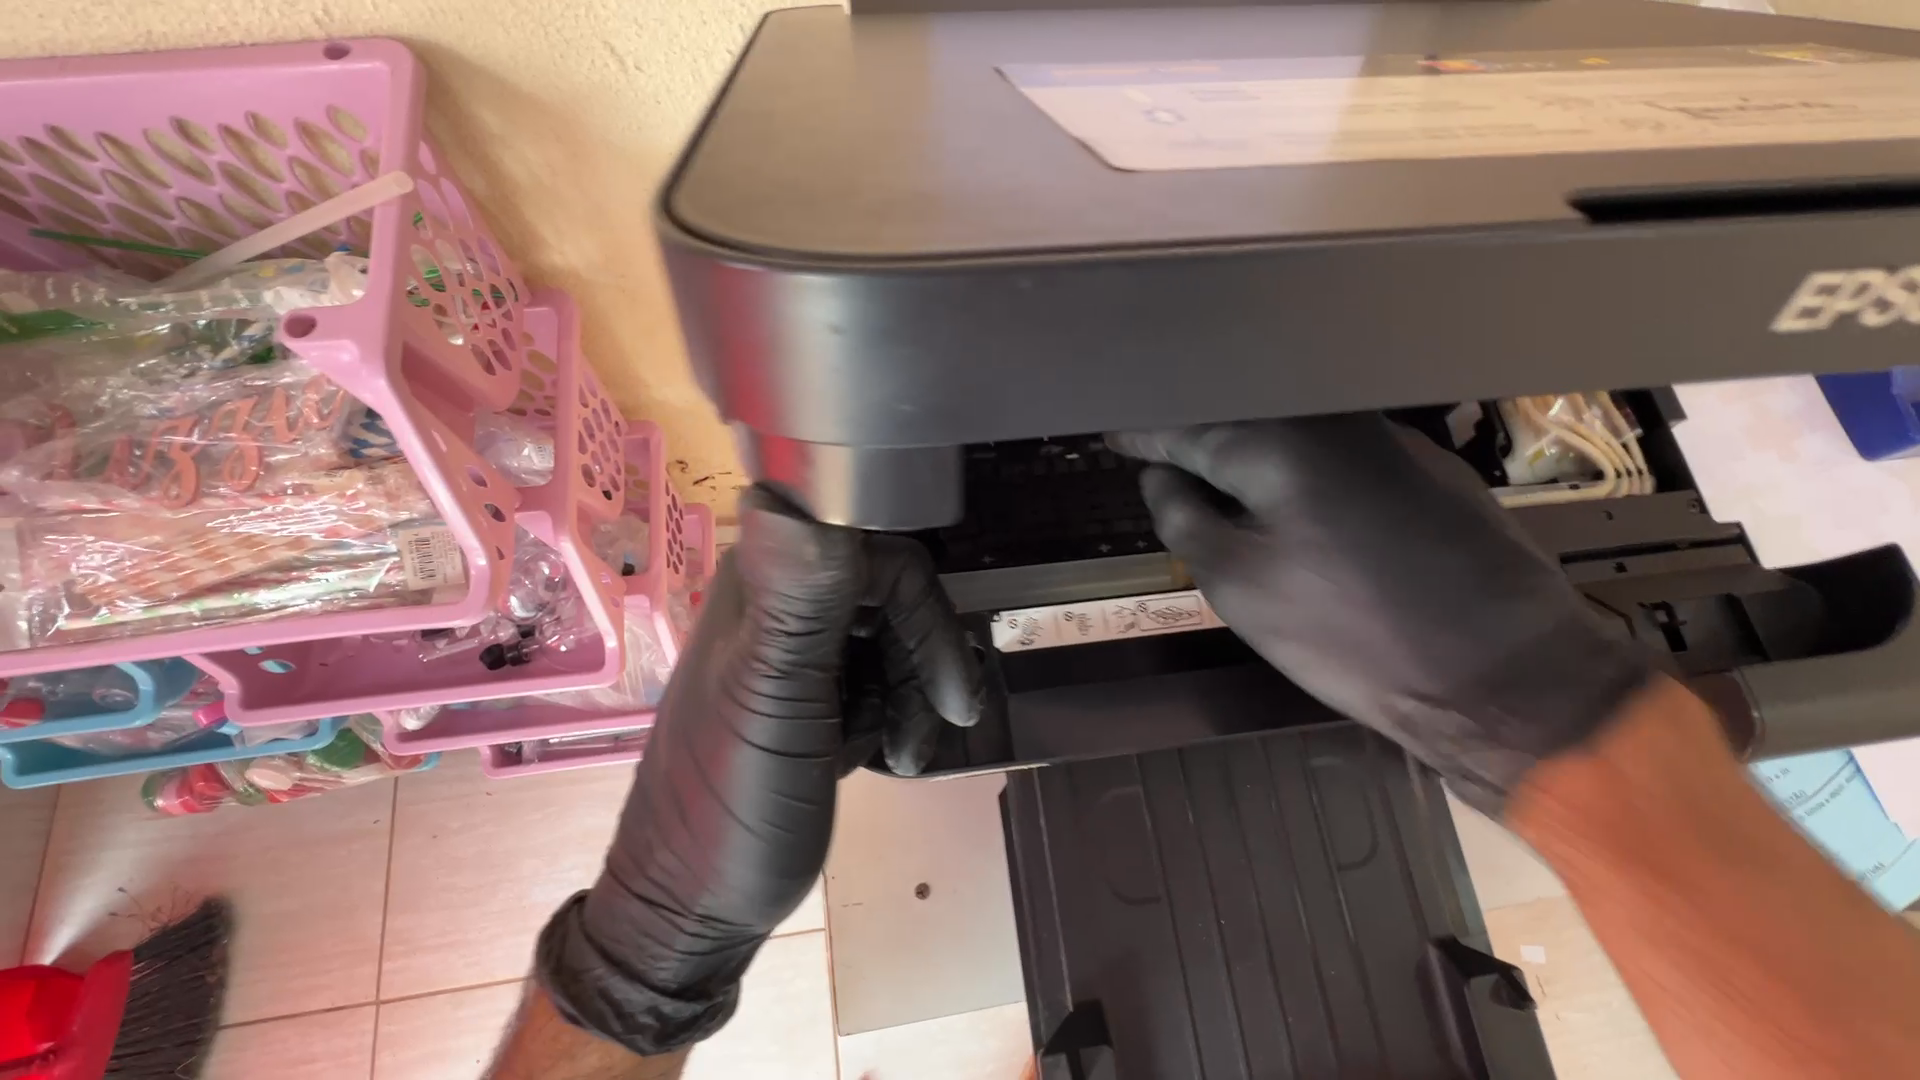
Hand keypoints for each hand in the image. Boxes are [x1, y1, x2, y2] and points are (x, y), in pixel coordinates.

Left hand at [534, 487, 982, 1055]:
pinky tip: (880, 757)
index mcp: (762, 584)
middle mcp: (777, 600)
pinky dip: (892, 715)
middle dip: (923, 665)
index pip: (877, 555)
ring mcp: (791, 648)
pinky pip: (875, 677)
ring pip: (891, 639)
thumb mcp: (774, 706)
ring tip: (900, 756)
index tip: (948, 687)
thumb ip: (797, 598)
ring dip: (912, 698)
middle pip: (892, 596)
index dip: (922, 614)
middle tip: (937, 729)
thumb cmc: (731, 810)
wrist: (692, 910)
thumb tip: (791, 489)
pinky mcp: (805, 689)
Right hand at [1111, 414, 1657, 815]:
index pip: (1186, 425)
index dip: (1143, 432)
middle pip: (1240, 412)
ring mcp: (1386, 438)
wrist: (1502, 674)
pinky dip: (1290, 459)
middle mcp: (1332, 421)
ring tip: (1201, 460)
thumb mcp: (1237, 584)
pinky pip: (1330, 448)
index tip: (1110, 432)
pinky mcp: (1422, 467)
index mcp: (1278, 442)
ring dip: (1242, 442)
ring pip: (1290, 427)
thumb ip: (1184, 518)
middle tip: (1149, 444)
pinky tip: (1277, 482)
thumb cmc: (1348, 633)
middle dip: (1191, 428)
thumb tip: (1163, 477)